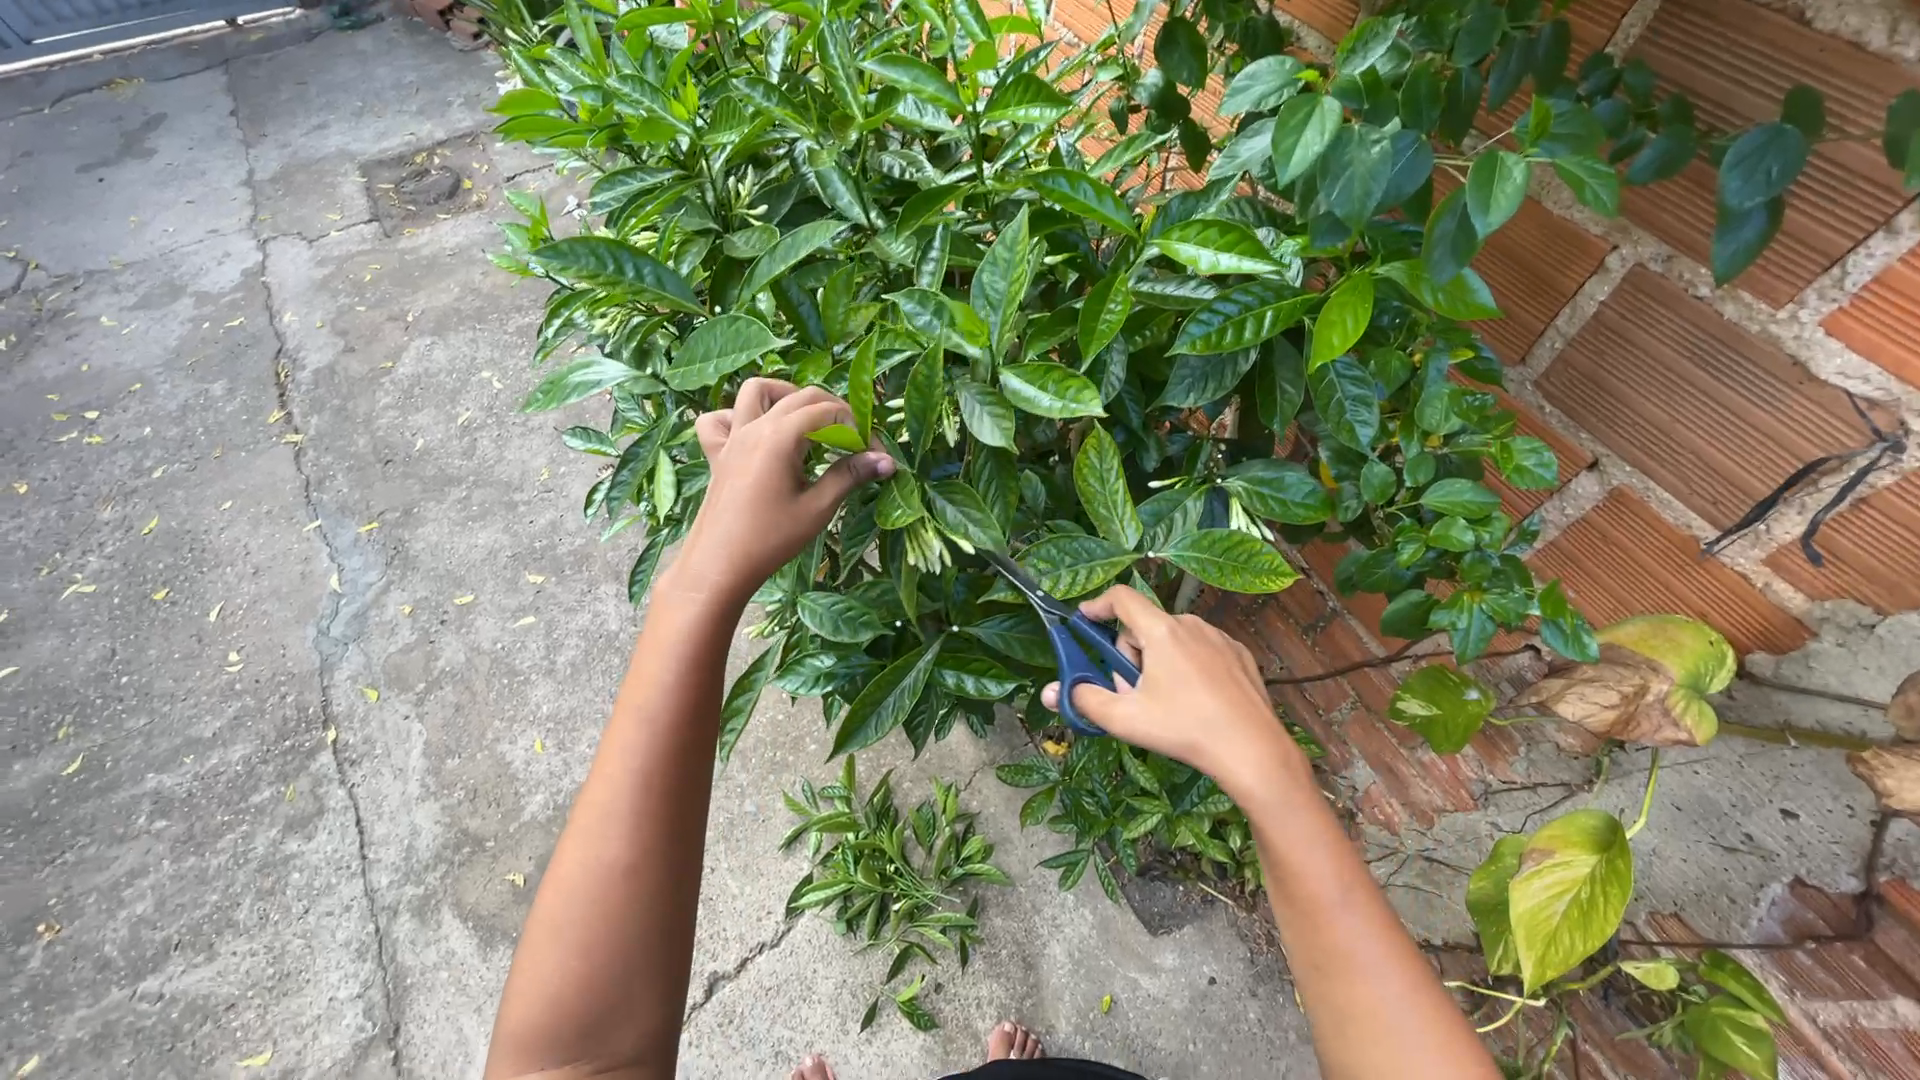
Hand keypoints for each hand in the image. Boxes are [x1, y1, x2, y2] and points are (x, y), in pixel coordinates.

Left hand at [673, 379, 894, 602]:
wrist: (720, 564)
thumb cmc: (771, 539)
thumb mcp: (818, 508)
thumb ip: (850, 476)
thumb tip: (886, 461)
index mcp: (780, 437)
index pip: (829, 412)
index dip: (857, 428)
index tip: (873, 454)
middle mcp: (754, 427)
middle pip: (801, 397)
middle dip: (833, 410)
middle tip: (853, 441)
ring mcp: (731, 437)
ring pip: (755, 391)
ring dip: (785, 395)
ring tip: (805, 418)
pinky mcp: (717, 454)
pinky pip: (718, 419)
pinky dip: (736, 416)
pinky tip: (754, 433)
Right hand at [1040, 585, 1309, 799]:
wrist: (1252, 750)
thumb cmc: (1184, 729)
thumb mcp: (1124, 719)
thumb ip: (1083, 700)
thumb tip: (1055, 692)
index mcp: (1162, 631)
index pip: (1121, 598)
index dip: (1098, 605)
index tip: (1085, 621)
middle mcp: (1191, 625)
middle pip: (1144, 627)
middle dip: (1130, 655)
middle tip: (1133, 692)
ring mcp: (1219, 638)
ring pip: (1173, 639)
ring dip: (1159, 662)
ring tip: (1166, 702)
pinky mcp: (1239, 655)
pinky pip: (1200, 650)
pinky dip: (1188, 667)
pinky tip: (1196, 701)